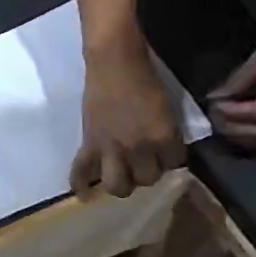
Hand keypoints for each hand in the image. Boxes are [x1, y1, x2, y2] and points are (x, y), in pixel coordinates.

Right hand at [72, 37, 185, 196]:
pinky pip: (81, 171)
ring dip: (121, 184)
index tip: (165, 153)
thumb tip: (163, 147)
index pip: (175, 163)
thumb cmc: (145, 77)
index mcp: (163, 136)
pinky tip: (83, 194)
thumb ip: (165, 131)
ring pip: (117, 186)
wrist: (114, 62)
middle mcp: (139, 148)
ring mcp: (111, 149)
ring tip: (120, 176)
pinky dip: (80, 184)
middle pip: (148, 179)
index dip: (170, 159)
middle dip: (147, 171)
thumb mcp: (166, 107)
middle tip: (143, 161)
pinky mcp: (89, 144)